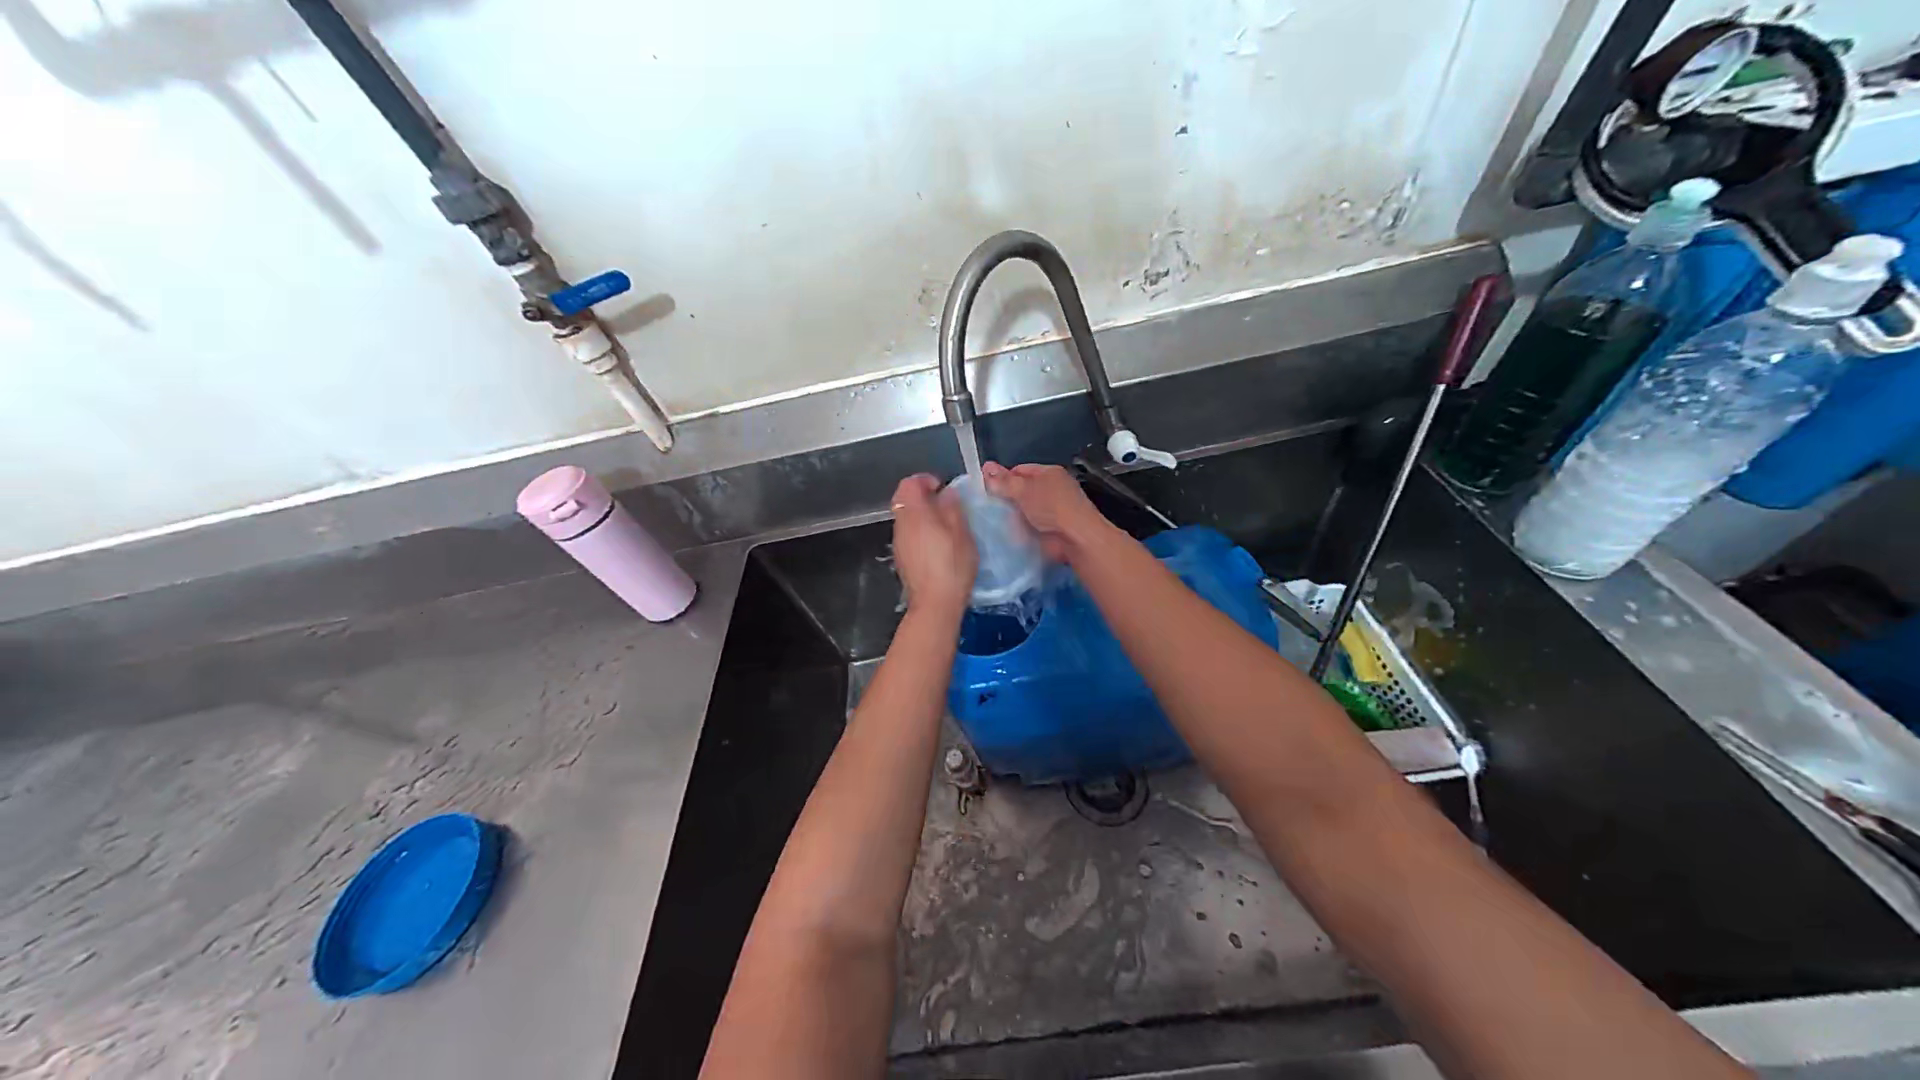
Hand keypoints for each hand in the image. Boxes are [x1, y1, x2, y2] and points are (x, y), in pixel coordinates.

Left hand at [890, 474, 976, 613]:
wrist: (935, 603)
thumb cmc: (952, 565)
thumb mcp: (962, 533)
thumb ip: (953, 508)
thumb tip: (947, 493)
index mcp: (915, 513)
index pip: (909, 484)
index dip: (925, 480)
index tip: (942, 488)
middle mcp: (901, 524)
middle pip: (904, 499)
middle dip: (922, 496)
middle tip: (944, 504)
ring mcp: (899, 542)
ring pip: (905, 518)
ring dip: (921, 514)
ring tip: (944, 524)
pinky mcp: (901, 558)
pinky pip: (908, 534)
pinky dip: (919, 530)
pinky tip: (937, 544)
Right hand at [981, 462, 1113, 563]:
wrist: (1076, 539)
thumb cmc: (1052, 507)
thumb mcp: (1023, 489)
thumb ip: (1003, 481)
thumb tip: (986, 467)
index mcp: (1048, 473)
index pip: (1019, 470)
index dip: (1002, 478)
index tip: (985, 487)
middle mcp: (1051, 490)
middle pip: (1020, 491)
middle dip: (1004, 499)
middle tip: (984, 506)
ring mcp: (1050, 512)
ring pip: (1022, 511)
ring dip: (1009, 517)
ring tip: (990, 521)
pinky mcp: (1048, 531)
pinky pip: (1027, 527)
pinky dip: (1017, 530)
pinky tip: (1003, 534)